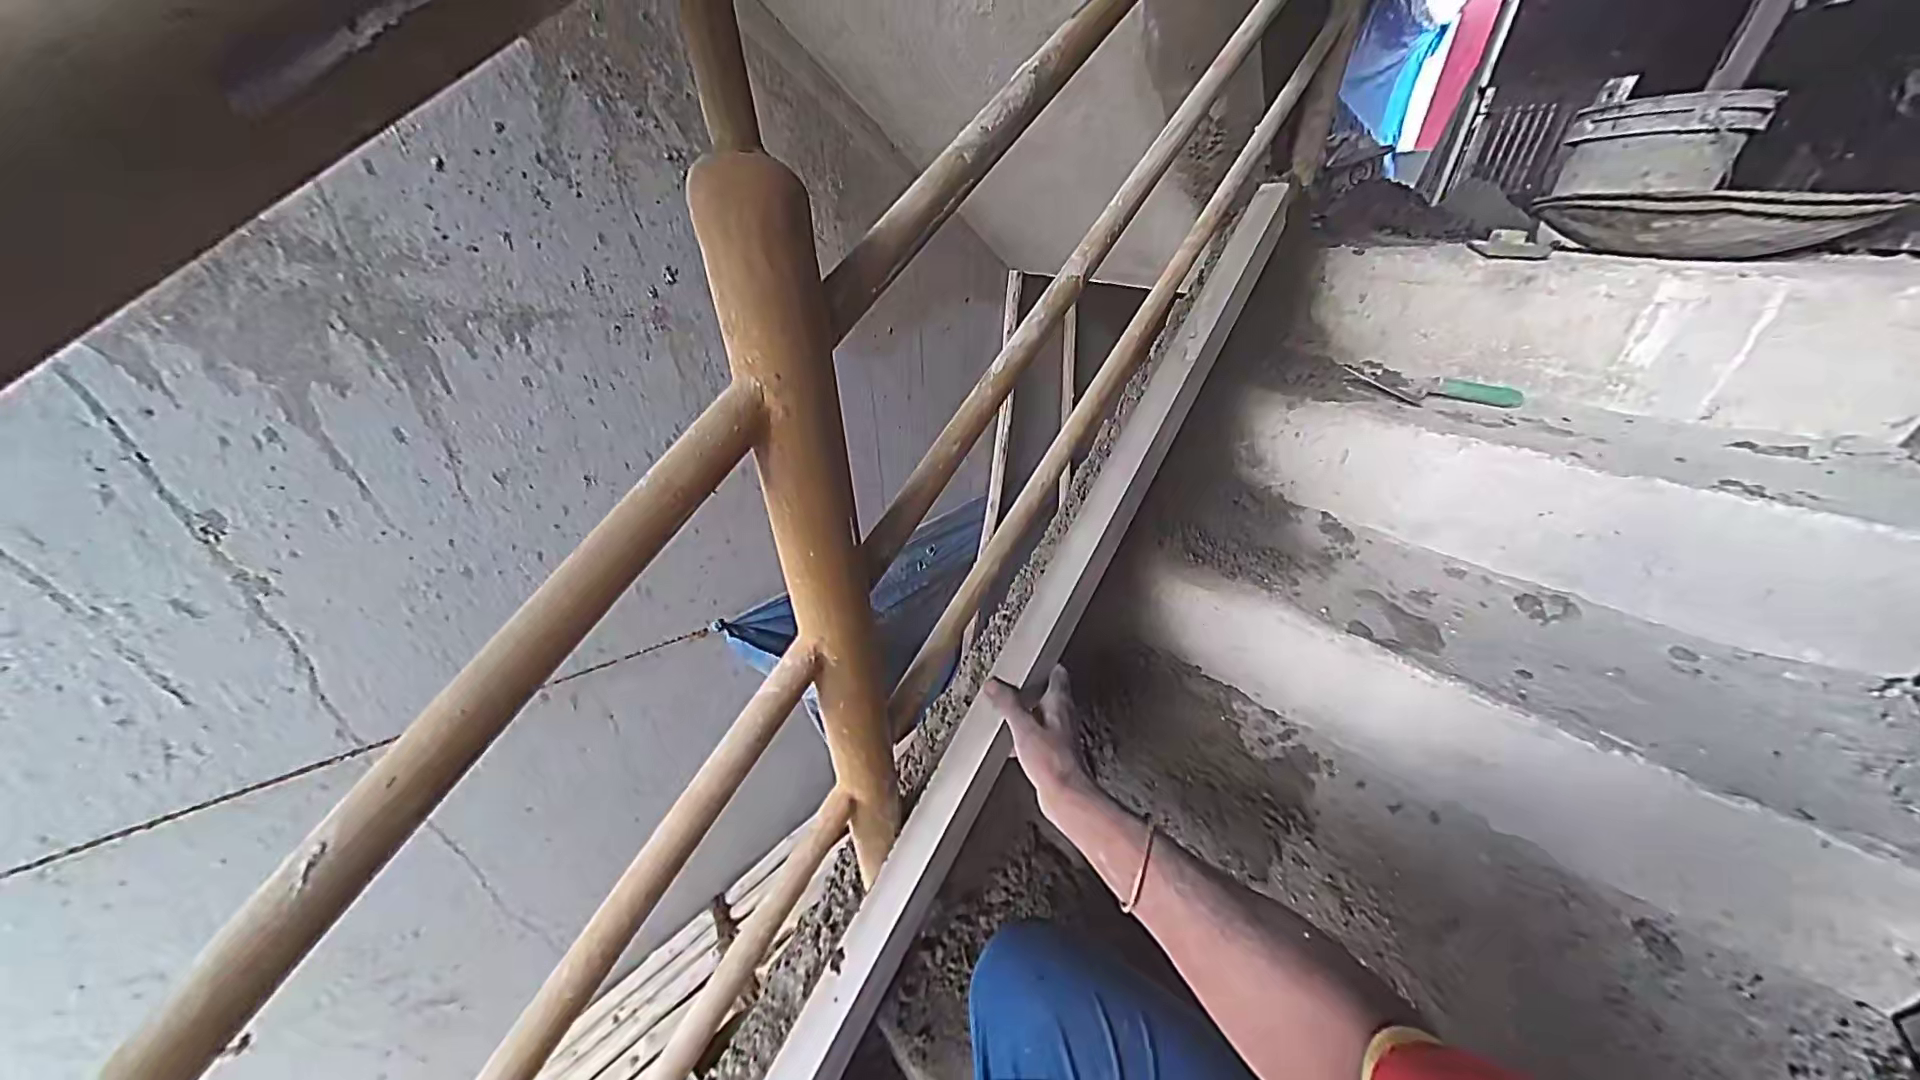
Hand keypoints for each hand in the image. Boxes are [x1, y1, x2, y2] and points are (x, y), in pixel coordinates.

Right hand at [984, 664, 1094, 811]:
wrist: (1065, 796)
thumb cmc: (1052, 762)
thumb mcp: (1022, 727)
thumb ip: (1008, 704)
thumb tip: (995, 685)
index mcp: (1059, 703)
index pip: (1058, 675)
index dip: (1047, 666)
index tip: (1033, 662)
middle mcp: (1064, 717)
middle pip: (1051, 695)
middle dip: (1034, 690)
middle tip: (1018, 686)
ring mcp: (1061, 737)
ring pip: (1045, 717)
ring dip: (1030, 714)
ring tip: (1012, 713)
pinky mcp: (1056, 755)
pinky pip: (1040, 738)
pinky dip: (1027, 737)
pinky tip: (1015, 745)